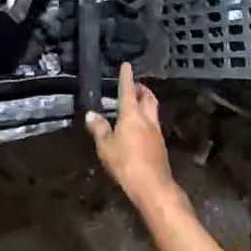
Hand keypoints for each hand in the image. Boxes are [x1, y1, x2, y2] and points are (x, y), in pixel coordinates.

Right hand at [85, 62, 176, 204]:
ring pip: (153, 110)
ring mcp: (156, 132)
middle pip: (148, 98)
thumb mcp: (105, 147)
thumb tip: (91, 114)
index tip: (127, 66)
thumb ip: (99, 129)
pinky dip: (147, 118)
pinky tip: (140, 127)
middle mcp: (147, 120)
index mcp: (132, 115)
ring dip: (146, 103)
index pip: (128, 91)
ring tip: (137, 103)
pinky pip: (153, 124)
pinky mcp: (159, 145)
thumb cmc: (126, 163)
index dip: (126, 77)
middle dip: (142, 89)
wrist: (152, 185)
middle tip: (136, 85)